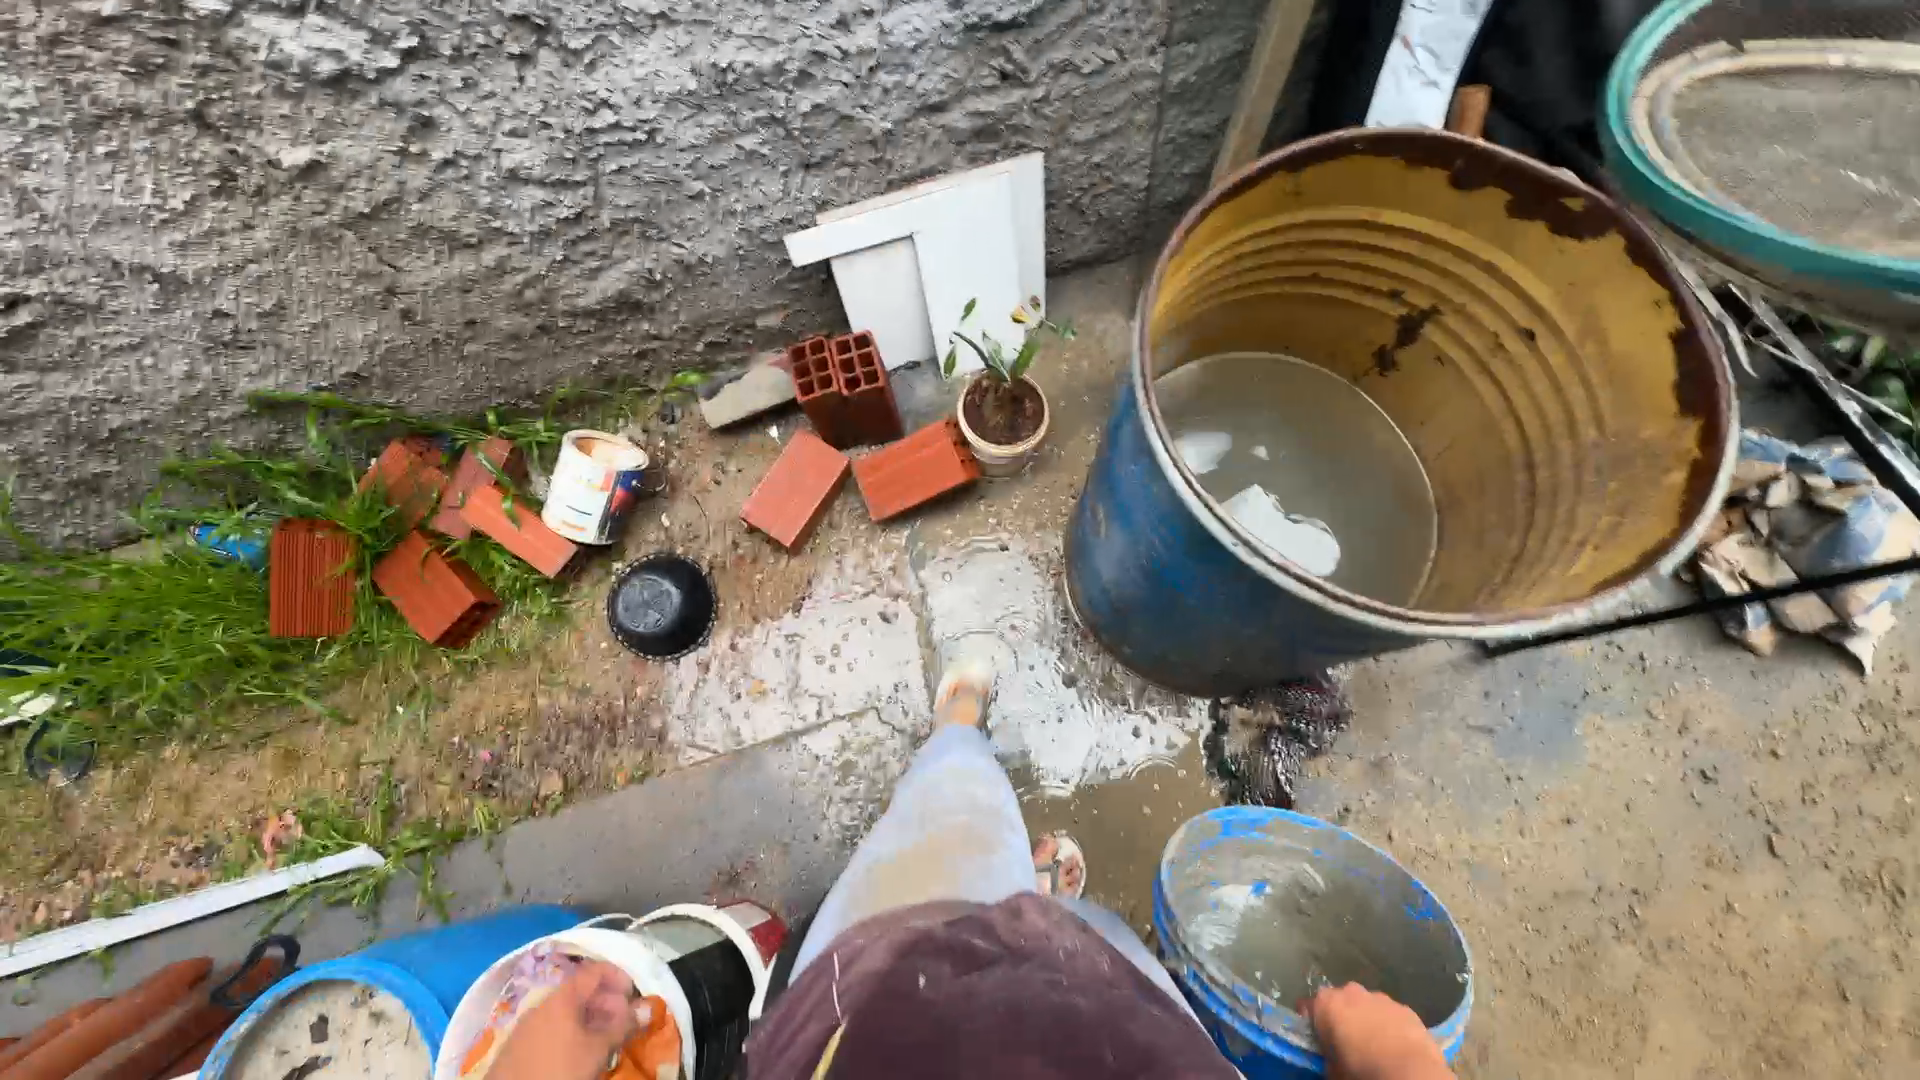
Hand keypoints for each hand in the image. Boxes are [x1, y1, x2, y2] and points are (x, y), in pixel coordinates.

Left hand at [488, 961, 639, 1079]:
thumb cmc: (558, 1071)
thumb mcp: (598, 1049)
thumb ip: (624, 1025)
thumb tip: (649, 1008)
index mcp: (562, 997)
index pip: (595, 970)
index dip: (619, 977)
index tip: (634, 996)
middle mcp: (543, 1004)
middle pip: (581, 991)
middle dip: (608, 1002)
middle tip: (624, 1023)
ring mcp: (527, 1026)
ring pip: (567, 1012)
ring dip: (591, 1020)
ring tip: (605, 1041)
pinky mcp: (517, 1047)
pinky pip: (552, 1028)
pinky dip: (571, 1033)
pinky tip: (579, 1054)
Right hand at [1302, 983, 1455, 1079]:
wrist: (1412, 1077)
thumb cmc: (1363, 1072)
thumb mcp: (1333, 1070)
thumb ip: (1327, 1055)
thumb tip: (1331, 1057)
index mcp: (1326, 1003)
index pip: (1307, 1007)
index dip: (1312, 1024)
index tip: (1318, 1039)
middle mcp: (1350, 992)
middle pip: (1340, 1001)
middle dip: (1343, 1018)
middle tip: (1349, 1043)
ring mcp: (1380, 998)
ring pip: (1368, 1006)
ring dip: (1368, 1020)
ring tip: (1378, 1046)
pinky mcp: (1406, 1009)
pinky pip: (1391, 1015)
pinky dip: (1391, 1026)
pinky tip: (1398, 1047)